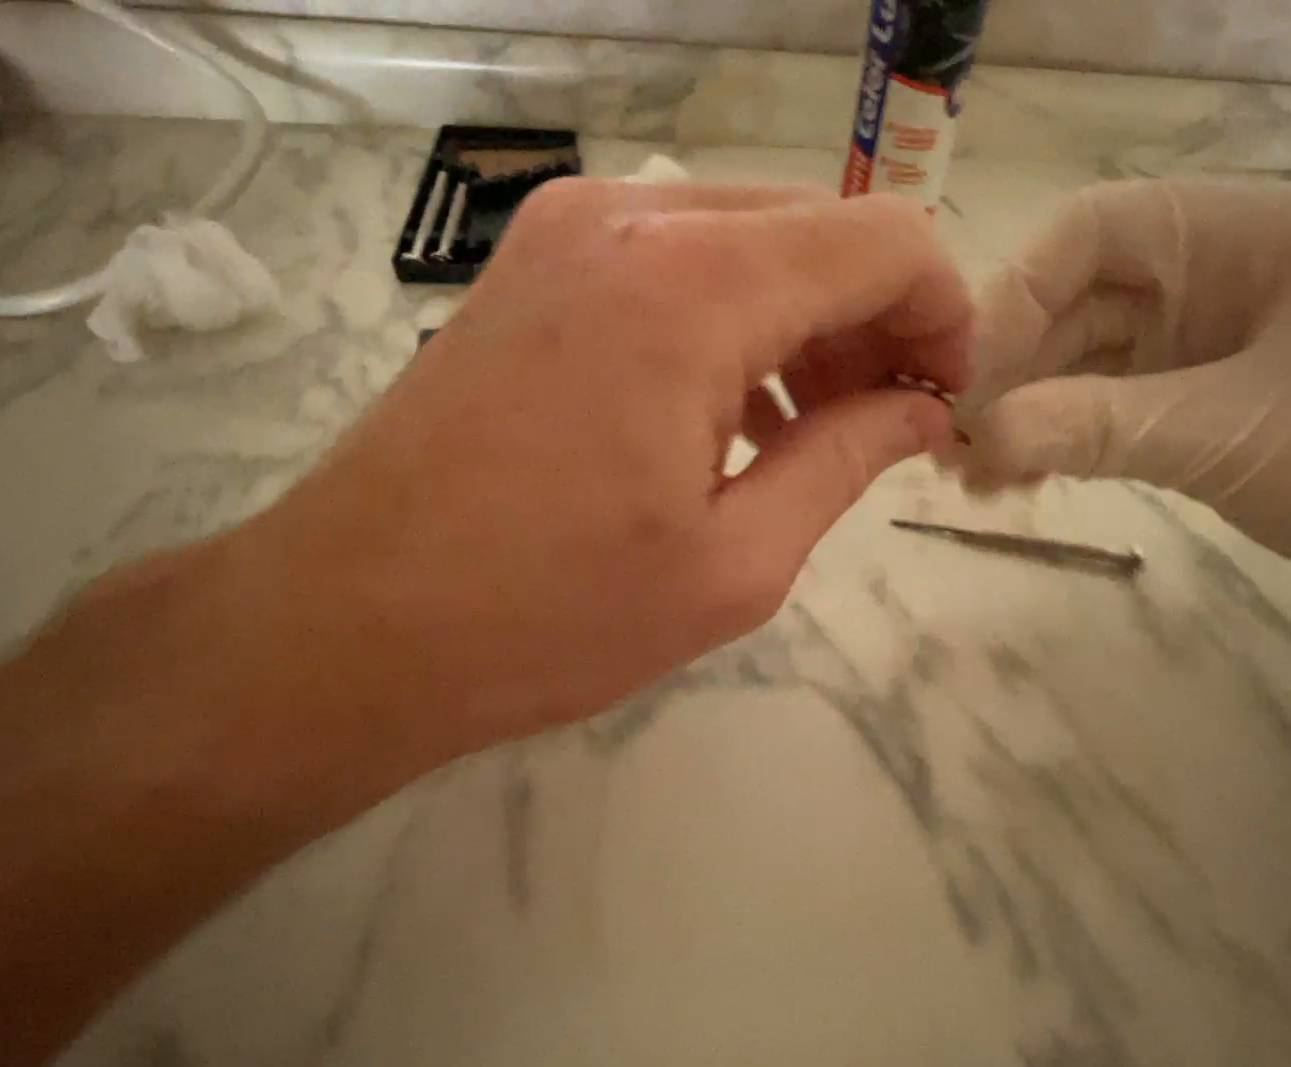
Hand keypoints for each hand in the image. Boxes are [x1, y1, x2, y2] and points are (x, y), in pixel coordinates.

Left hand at [206, 178, 970, 789]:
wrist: (348, 623)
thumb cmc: (548, 616)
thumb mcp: (735, 562)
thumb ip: (847, 460)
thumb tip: (921, 411)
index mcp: (695, 285)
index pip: (884, 240)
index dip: (942, 312)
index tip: (942, 398)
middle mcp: (632, 218)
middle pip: (817, 227)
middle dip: (876, 318)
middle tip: (885, 422)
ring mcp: (567, 229)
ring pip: (746, 237)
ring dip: (804, 318)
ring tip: (811, 427)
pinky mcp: (530, 264)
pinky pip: (672, 259)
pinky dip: (730, 317)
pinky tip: (727, 409)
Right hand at [945, 179, 1290, 668]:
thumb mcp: (1236, 438)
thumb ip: (1098, 428)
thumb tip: (978, 435)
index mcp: (1235, 234)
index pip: (1087, 236)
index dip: (1011, 302)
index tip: (963, 388)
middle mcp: (1206, 270)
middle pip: (1069, 302)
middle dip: (1006, 376)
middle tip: (953, 453)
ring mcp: (1196, 335)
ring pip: (1077, 359)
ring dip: (1021, 416)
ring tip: (976, 483)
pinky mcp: (1190, 391)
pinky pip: (1101, 403)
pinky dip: (1056, 439)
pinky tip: (1020, 481)